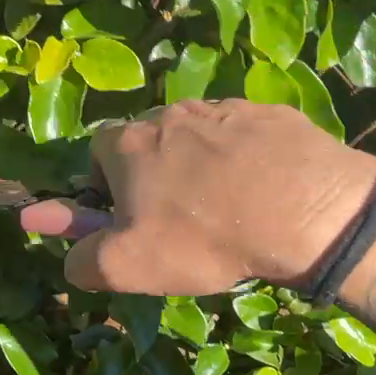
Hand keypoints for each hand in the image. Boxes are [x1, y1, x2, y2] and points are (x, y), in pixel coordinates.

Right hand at [20, 100, 375, 294]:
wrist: (308, 213)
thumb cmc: (202, 239)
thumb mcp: (126, 266)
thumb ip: (81, 260)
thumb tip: (67, 256)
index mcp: (129, 144)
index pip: (96, 153)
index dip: (104, 189)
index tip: (126, 220)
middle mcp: (171, 113)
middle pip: (147, 142)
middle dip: (151, 175)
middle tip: (174, 221)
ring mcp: (225, 108)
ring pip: (194, 137)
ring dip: (196, 167)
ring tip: (221, 211)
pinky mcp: (271, 113)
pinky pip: (240, 137)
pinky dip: (240, 161)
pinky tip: (257, 195)